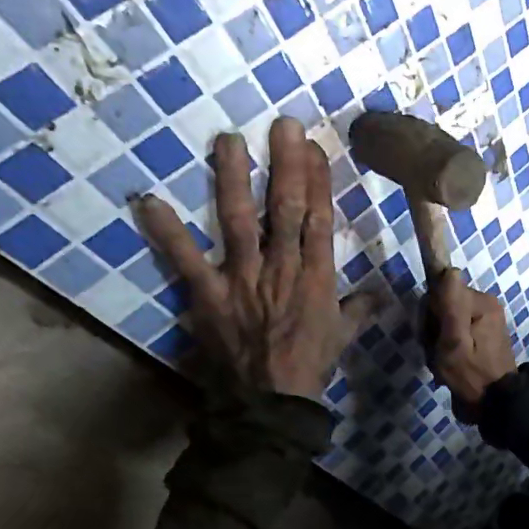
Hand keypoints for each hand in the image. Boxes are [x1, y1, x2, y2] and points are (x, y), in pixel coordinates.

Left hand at [134, 117, 369, 400]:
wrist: (271, 403)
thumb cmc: (309, 365)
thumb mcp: (342, 335)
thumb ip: (358, 309)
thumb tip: (379, 294)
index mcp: (316, 275)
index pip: (319, 217)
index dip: (318, 179)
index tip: (313, 146)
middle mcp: (281, 267)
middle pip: (285, 208)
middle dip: (285, 164)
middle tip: (282, 125)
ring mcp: (243, 278)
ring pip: (239, 221)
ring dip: (233, 179)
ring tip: (227, 141)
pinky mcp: (209, 295)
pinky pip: (186, 260)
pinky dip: (167, 233)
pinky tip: (149, 202)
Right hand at [426, 268, 517, 416]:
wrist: (497, 406)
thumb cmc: (472, 375)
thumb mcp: (454, 342)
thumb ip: (451, 306)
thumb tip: (449, 269)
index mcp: (481, 302)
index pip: (440, 291)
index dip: (430, 313)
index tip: (432, 337)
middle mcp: (486, 304)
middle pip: (443, 304)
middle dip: (433, 329)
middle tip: (436, 354)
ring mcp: (485, 319)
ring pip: (446, 319)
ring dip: (438, 341)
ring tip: (442, 362)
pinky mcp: (483, 334)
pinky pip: (456, 330)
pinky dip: (448, 347)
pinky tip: (449, 363)